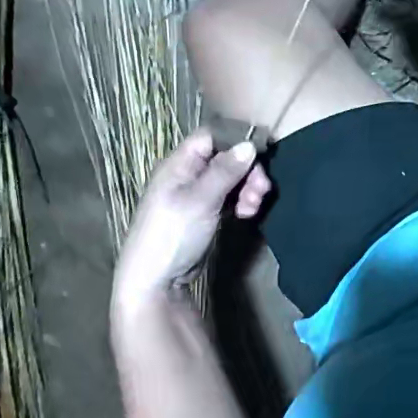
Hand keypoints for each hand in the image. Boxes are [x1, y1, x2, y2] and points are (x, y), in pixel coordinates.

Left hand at [112, 128, 270, 307]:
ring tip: (253, 208)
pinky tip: (246, 215)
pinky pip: (229, 198)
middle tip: (262, 191)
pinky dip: (241, 202)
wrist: (155, 281)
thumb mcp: (200, 199)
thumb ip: (226, 171)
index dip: (236, 141)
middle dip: (248, 171)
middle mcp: (187, 174)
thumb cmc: (172, 234)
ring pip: (231, 179)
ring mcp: (196, 195)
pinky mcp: (205, 214)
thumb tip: (250, 144)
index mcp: (179, 163)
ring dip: (248, 188)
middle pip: (226, 158)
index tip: (260, 155)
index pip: (211, 136)